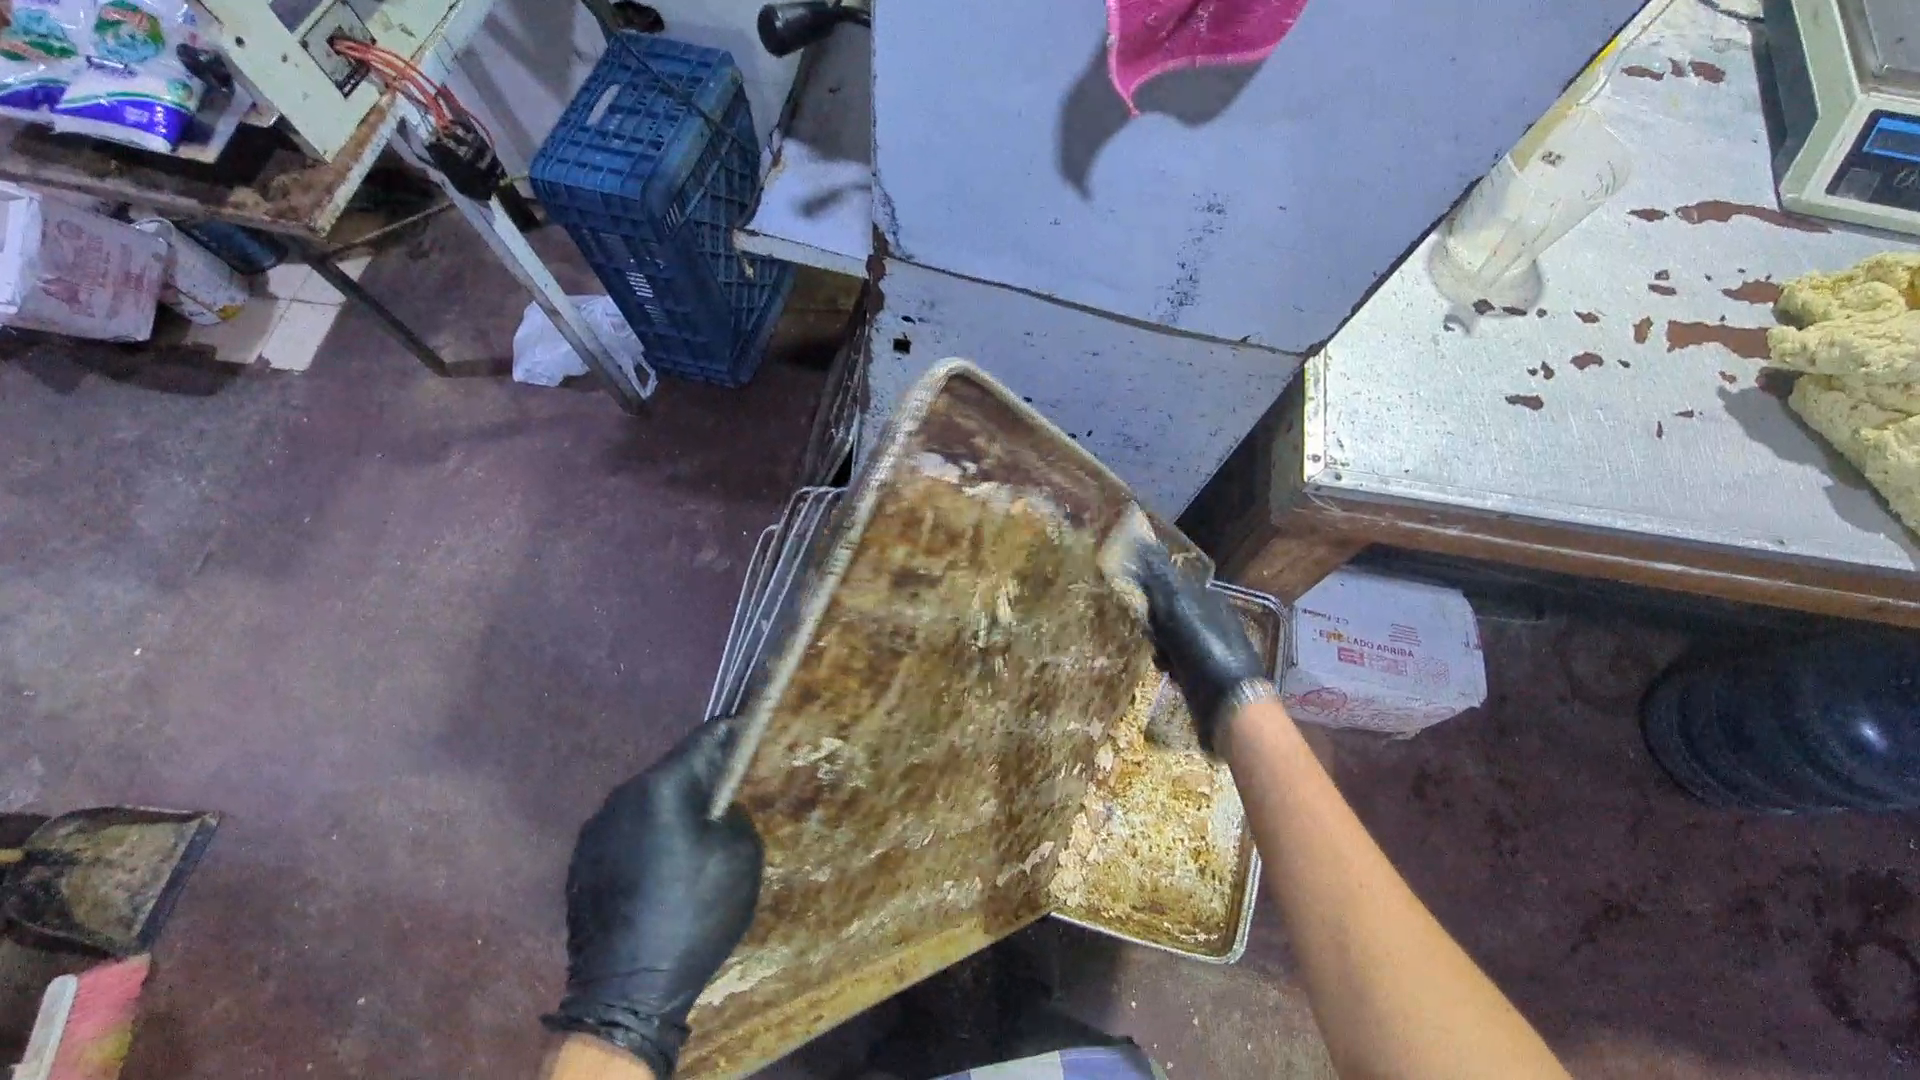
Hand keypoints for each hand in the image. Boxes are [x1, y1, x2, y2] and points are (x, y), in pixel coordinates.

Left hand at [544, 719, 763, 1077]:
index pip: (704, 739)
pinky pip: (626, 833)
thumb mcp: (740, 857)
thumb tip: (716, 808)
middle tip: (728, 796)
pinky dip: (648, 839)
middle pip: (672, 770)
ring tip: (694, 841)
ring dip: (672, 811)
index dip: (732, 733)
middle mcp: (621, 797)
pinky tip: (662, 871)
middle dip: (701, 778)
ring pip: (647, 803)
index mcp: (661, 787)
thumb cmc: (694, 914)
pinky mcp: (582, 862)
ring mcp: (595, 830)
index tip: (749, 731)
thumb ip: (732, 814)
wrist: (625, 990)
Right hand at [1128, 542, 1268, 753]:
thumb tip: (1143, 547)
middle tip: (1143, 627)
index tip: (1133, 596)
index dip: (1153, 589)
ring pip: (1171, 639)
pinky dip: (1167, 664)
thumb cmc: (1206, 653)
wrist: (1230, 705)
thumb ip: (1160, 583)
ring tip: (1156, 653)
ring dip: (1159, 645)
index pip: (1175, 585)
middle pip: (1171, 613)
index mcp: (1211, 601)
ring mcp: (1208, 650)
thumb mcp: (1180, 611)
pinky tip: (1165, 670)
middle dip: (1154, 620)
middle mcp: (1212, 622)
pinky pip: (1176, 662)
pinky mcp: (1202, 675)